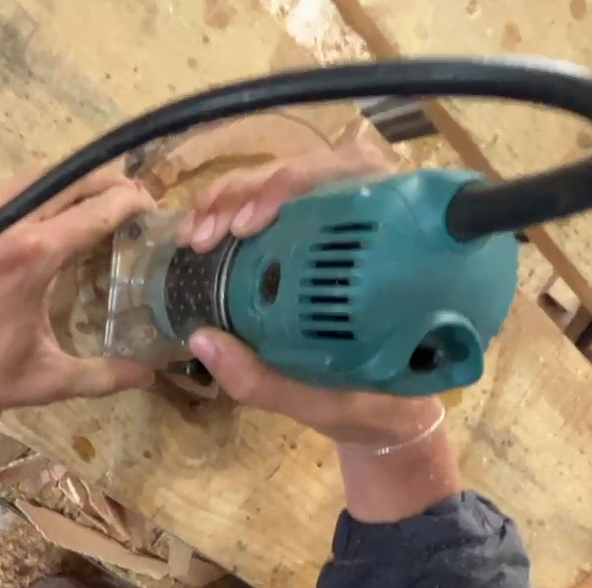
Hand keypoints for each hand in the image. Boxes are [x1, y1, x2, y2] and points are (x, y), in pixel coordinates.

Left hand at [0, 168, 157, 464]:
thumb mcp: (45, 380)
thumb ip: (103, 375)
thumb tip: (150, 375)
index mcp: (34, 255)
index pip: (98, 208)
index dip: (133, 202)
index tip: (156, 208)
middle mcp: (7, 223)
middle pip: (71, 179)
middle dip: (109, 182)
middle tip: (134, 200)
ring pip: (37, 178)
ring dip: (73, 183)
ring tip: (96, 203)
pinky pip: (9, 194)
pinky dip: (39, 194)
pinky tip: (49, 221)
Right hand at [181, 144, 461, 522]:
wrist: (385, 413)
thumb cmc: (362, 404)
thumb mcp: (315, 401)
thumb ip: (260, 378)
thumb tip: (200, 338)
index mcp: (397, 254)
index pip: (350, 182)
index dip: (291, 189)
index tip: (247, 226)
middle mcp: (374, 225)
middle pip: (310, 170)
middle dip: (246, 191)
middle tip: (206, 234)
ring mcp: (340, 230)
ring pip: (287, 181)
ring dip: (231, 197)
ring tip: (194, 233)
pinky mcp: (311, 241)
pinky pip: (272, 209)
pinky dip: (229, 213)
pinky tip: (200, 232)